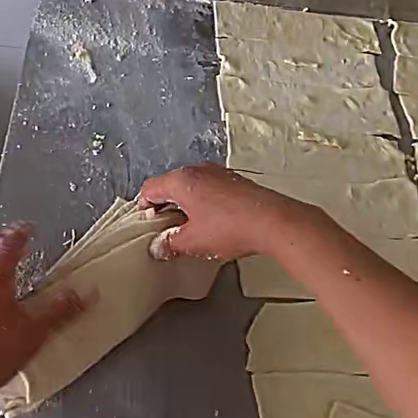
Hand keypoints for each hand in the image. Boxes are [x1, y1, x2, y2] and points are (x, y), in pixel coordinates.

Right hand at [136, 163, 324, 259]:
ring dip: (185, 203)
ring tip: (190, 226)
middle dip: (165, 205)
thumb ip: (170, 243)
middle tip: (165, 227)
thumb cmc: (231, 227)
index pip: (151, 188)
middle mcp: (197, 170)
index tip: (146, 222)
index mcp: (181, 181)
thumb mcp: (194, 242)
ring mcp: (217, 173)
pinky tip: (212, 221)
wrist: (273, 221)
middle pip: (170, 184)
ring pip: (191, 185)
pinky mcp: (234, 180)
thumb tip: (158, 246)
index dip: (144, 206)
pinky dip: (203, 201)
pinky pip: (209, 187)